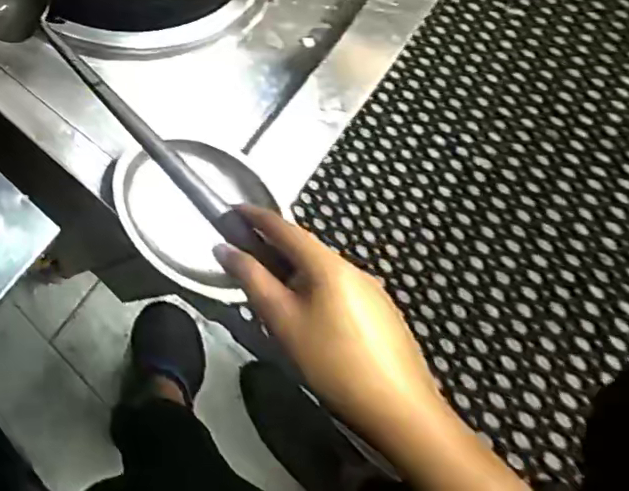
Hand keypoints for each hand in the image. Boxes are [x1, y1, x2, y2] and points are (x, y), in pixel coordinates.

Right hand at [213, 205, 444, 436]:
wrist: (406, 418)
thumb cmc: (332, 360)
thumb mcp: (279, 317)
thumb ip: (249, 276)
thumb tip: (223, 247)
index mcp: (327, 265)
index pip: (282, 226)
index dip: (252, 215)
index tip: (228, 210)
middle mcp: (353, 270)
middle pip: (303, 246)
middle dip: (270, 245)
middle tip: (241, 253)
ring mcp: (374, 293)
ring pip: (320, 268)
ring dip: (290, 267)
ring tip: (269, 285)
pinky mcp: (384, 315)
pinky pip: (337, 286)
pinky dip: (312, 285)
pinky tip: (305, 310)